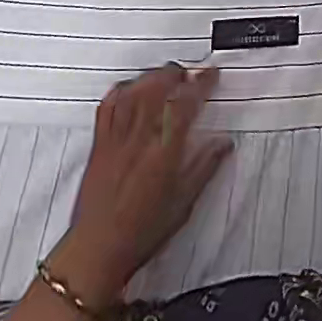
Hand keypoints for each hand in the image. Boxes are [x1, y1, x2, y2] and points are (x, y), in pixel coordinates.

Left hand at [50, 66, 232, 303]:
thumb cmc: (142, 232)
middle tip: (189, 73)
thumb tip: (222, 143)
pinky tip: (129, 88)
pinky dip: (121, 90)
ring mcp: (116, 138)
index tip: (210, 75)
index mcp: (163, 153)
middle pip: (157, 89)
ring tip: (165, 74)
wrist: (99, 247)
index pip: (185, 104)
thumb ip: (204, 167)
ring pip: (133, 92)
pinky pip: (108, 106)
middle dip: (175, 74)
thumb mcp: (183, 203)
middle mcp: (139, 139)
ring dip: (152, 77)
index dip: (200, 84)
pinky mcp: (99, 142)